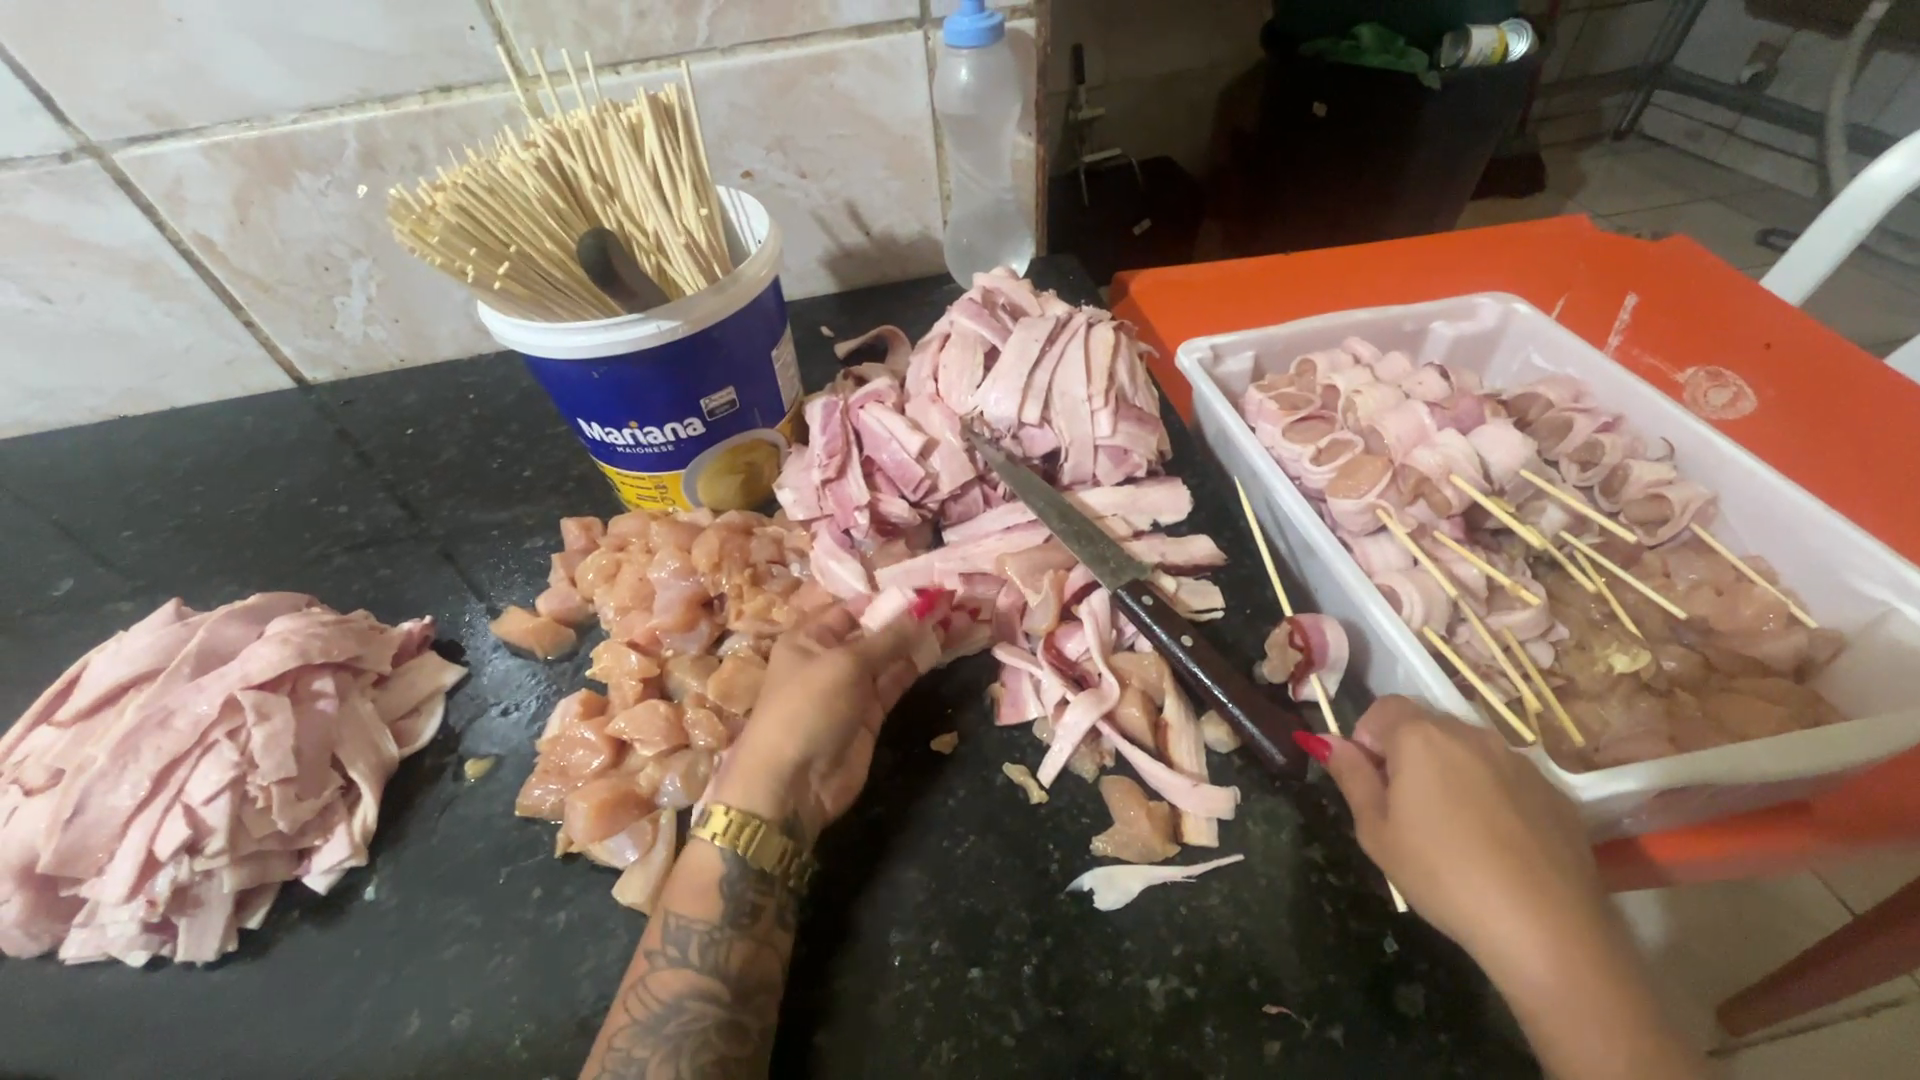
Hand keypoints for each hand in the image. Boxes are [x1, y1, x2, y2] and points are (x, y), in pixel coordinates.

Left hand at [709, 605, 934, 841]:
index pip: (852, 608)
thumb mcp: (845, 665)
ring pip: (891, 656)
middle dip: (910, 618)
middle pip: (875, 631)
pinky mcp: (870, 714)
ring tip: (958, 619)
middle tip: (952, 601)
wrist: (793, 783)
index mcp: (809, 638)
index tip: (925, 589)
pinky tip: (943, 648)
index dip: (887, 598)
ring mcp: (851, 687)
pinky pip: (896, 682)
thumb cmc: (808, 708)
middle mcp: (829, 658)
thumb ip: (888, 638)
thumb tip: (924, 607)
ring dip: (920, 640)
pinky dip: (917, 666)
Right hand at [1316, 696, 1610, 973]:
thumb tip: (1325, 740)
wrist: (1547, 927)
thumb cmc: (1442, 875)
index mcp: (1420, 737)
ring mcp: (1519, 761)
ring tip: (1452, 830)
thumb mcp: (1377, 831)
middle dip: (1408, 754)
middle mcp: (1471, 735)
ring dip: (1450, 773)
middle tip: (1405, 810)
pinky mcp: (1554, 792)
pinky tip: (1494, 844)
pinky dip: (1490, 795)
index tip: (1371, 781)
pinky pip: (1506, 778)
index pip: (1383, 707)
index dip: (1367, 737)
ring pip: (1468, 751)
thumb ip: (1351, 777)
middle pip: (1426, 726)